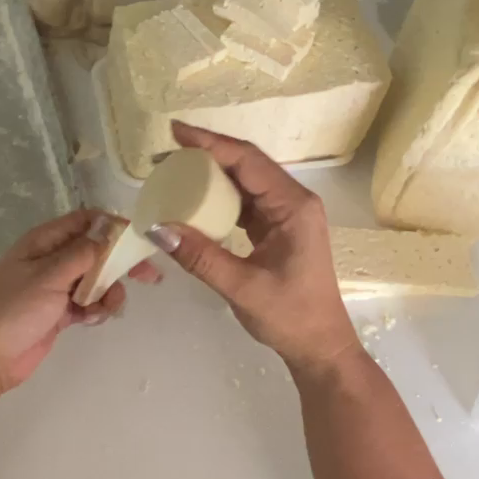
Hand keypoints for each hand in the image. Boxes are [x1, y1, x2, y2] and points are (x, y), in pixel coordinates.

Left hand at [0, 209, 160, 391]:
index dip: (115, 227)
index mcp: (44, 241)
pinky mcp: (57, 314)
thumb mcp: (48, 276)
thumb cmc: (11, 310)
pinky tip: (93, 320)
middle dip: (121, 263)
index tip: (141, 242)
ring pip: (95, 281)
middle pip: (96, 252)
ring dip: (108, 292)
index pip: (86, 221)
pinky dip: (95, 309)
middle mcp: (51, 260)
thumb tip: (109, 230)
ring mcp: (54, 288)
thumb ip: (83, 253)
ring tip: (107, 309)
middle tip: (149, 278)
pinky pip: (87, 304)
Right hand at [150, 122, 359, 372]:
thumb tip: (158, 229)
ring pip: (244, 184)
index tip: (175, 132)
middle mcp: (292, 202)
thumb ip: (200, 257)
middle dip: (206, 155)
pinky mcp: (277, 232)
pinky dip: (218, 200)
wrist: (320, 346)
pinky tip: (194, 203)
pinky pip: (244, 205)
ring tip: (174, 174)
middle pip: (246, 166)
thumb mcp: (241, 288)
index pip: (247, 162)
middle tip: (165, 154)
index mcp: (293, 207)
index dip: (210, 143)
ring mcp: (285, 216)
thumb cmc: (290, 317)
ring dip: (211, 177)